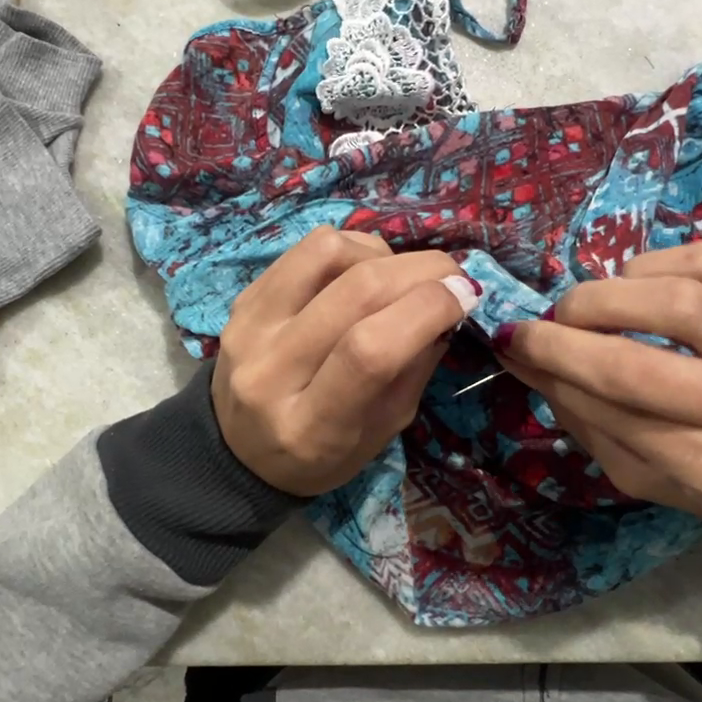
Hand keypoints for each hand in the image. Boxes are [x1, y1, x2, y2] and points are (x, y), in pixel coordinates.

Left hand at [214, 228, 475, 495]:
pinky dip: (350, 247)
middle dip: (420, 272)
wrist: (236, 449)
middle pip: (355, 293)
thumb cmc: (319, 453)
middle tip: (452, 275)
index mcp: (310, 427)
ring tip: (399, 276)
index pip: (369, 352)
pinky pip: (304, 249)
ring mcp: (248, 329)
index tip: (465, 297)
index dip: (427, 311)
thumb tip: (449, 303)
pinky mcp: (242, 299)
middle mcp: (270, 372)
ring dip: (382, 253)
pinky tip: (363, 268)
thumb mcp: (379, 435)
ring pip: (326, 254)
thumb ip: (413, 372)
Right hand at [496, 242, 701, 523]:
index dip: (563, 383)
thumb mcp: (652, 475)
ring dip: (605, 300)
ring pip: (682, 304)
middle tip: (527, 332)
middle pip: (649, 368)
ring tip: (572, 310)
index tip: (514, 353)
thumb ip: (588, 422)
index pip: (630, 424)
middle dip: (569, 344)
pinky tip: (626, 286)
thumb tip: (523, 360)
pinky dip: (648, 267)